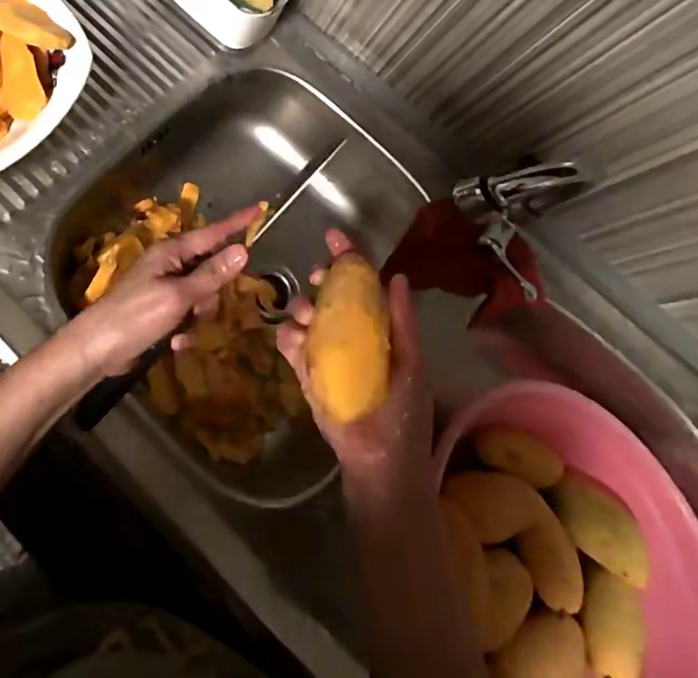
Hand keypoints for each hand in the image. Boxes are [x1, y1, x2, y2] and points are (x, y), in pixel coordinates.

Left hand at [64, 204, 262, 376]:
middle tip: (202, 309)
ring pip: (205, 293)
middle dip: (213, 292)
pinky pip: (190, 311)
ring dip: (199, 315)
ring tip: (183, 330)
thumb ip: (212, 275)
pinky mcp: (163, 308)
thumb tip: (243, 250)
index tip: (259, 208)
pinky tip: (176, 342)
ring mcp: (167, 286)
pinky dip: (187, 327)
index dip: (237, 223)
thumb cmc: (135, 317)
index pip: (213, 232)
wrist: (96, 351)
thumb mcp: (178, 296)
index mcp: (172, 252)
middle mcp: (171, 264)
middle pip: (213, 268)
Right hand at [275, 229, 434, 495]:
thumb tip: (398, 276)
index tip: (332, 236)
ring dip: (302, 306)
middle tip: (318, 277)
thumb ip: (402, 320)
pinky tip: (294, 338)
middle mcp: (349, 332)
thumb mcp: (410, 362)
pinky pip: (289, 346)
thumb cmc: (402, 410)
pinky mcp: (305, 373)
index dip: (348, 258)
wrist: (378, 461)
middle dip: (321, 279)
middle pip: (328, 293)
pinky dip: (287, 337)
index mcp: (377, 326)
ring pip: (305, 315)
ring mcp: (325, 352)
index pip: (361, 283)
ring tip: (308, 315)